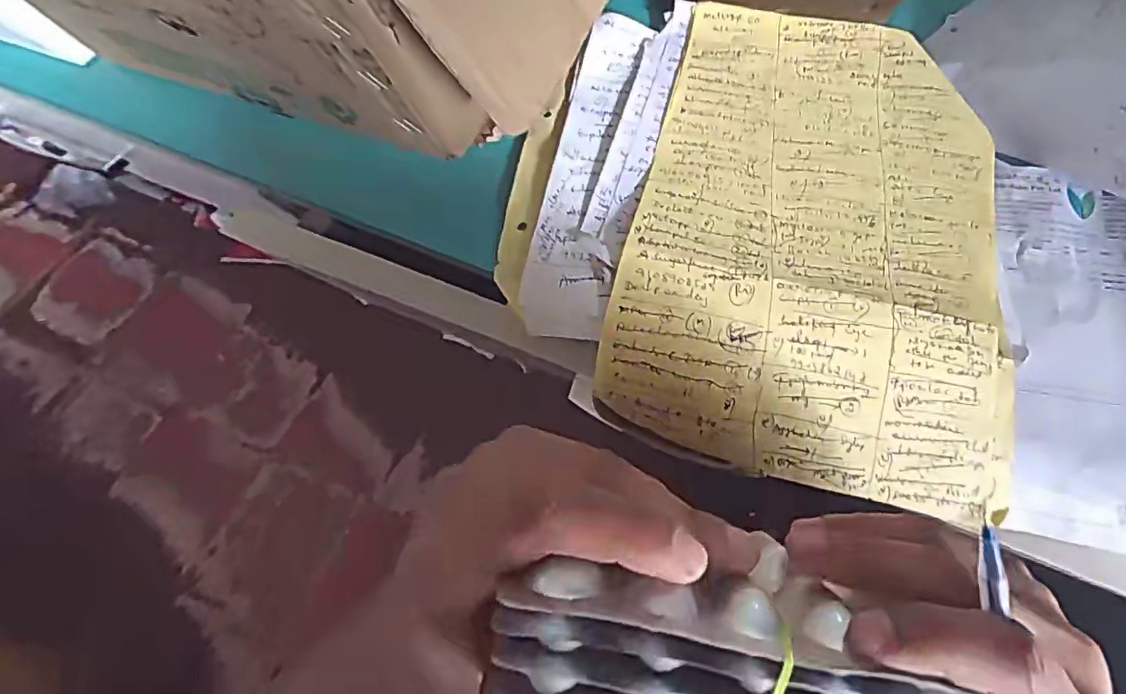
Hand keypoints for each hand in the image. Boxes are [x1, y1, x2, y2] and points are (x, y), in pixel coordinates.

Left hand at [276, 427, 763, 692]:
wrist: (386, 634)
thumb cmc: (422, 662)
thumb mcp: (477, 673)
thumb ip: (557, 655)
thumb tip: (652, 617)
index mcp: (462, 524)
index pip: (554, 512)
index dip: (628, 534)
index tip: (692, 562)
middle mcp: (493, 471)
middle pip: (599, 483)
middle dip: (670, 519)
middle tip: (739, 555)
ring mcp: (516, 455)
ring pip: (610, 473)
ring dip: (666, 511)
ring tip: (722, 546)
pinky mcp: (536, 457)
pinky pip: (602, 475)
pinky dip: (643, 504)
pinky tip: (679, 533)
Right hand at [786, 514, 1110, 693]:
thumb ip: (919, 682)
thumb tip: (856, 639)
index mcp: (1060, 688)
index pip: (1008, 653)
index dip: (931, 637)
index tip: (860, 635)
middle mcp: (1056, 633)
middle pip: (965, 574)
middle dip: (875, 559)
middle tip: (804, 556)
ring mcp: (1031, 598)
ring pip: (949, 543)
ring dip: (870, 536)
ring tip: (812, 535)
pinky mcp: (1005, 580)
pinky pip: (944, 543)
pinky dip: (890, 537)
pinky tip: (850, 535)